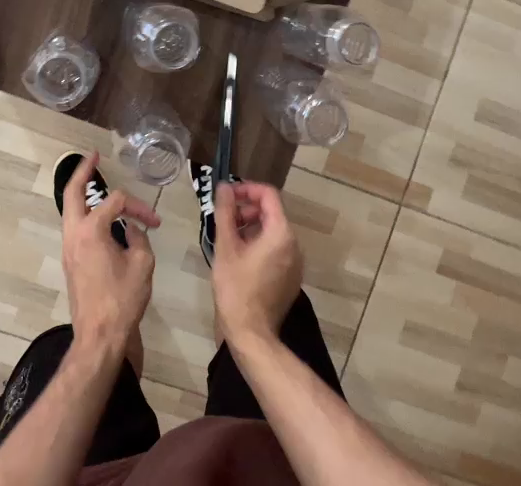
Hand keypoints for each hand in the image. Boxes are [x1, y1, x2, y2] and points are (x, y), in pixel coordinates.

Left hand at [60, 154, 158, 356]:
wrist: (98, 336)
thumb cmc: (122, 299)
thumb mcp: (142, 264)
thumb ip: (139, 239)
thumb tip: (131, 230)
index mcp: (91, 230)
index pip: (116, 202)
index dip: (138, 207)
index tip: (155, 222)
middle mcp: (74, 234)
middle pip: (72, 192)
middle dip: (82, 171)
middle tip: (93, 155)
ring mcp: (68, 248)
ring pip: (70, 210)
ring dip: (81, 193)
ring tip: (93, 179)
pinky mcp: (70, 261)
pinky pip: (74, 226)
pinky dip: (84, 213)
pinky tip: (97, 214)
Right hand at [211, 180, 301, 347]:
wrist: (251, 333)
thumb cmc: (236, 288)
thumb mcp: (226, 247)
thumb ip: (225, 212)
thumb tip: (224, 187)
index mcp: (281, 233)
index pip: (269, 195)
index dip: (247, 189)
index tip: (226, 196)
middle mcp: (295, 244)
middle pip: (272, 212)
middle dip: (247, 209)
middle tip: (224, 219)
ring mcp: (296, 262)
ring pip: (274, 232)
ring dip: (251, 227)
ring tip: (229, 238)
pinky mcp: (291, 277)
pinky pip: (277, 249)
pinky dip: (260, 244)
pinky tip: (240, 257)